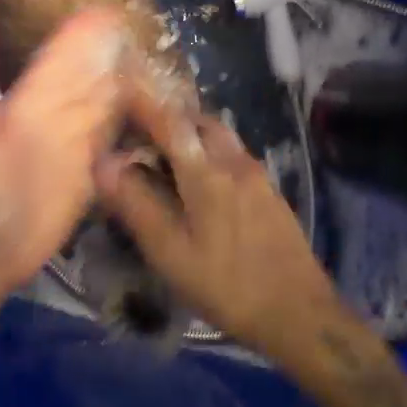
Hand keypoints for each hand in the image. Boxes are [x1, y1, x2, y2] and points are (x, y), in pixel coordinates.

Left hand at [0, 8, 128, 293]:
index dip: (77, 36)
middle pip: (85, 77)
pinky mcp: (89, 169)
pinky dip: (128, 119)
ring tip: (151, 52)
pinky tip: (150, 103)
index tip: (102, 11)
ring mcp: (73, 142)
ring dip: (123, 79)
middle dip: (107, 50)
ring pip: (102, 103)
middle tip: (137, 22)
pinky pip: (110, 137)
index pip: (56, 61)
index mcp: (25, 102)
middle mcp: (53, 116)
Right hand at [96, 84, 338, 351]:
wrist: (303, 318)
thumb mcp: (171, 253)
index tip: (119, 88)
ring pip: (219, 137)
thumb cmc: (228, 286)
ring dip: (190, 132)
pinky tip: (198, 180)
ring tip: (164, 151)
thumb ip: (136, 205)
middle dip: (167, 115)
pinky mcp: (270, 195)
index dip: (142, 103)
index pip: (168, 122)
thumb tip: (104, 163)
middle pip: (198, 121)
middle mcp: (234, 163)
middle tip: (138, 126)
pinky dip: (208, 151)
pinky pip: (232, 155)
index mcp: (206, 173)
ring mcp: (258, 177)